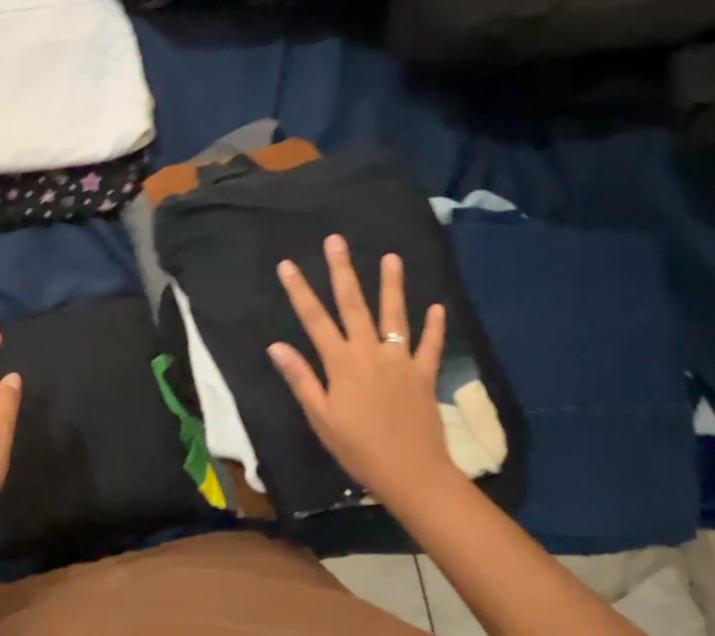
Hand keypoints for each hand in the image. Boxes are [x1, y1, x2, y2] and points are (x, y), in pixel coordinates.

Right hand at [267, 235, 454, 499]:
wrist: (412, 473)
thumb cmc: (358, 449)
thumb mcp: (321, 418)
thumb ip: (301, 378)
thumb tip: (276, 346)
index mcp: (341, 363)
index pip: (314, 319)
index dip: (299, 290)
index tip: (287, 264)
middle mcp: (369, 352)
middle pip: (353, 304)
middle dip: (342, 270)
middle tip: (336, 241)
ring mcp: (400, 361)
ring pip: (394, 315)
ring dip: (392, 285)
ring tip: (392, 258)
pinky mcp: (424, 375)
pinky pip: (430, 347)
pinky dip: (435, 328)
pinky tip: (438, 308)